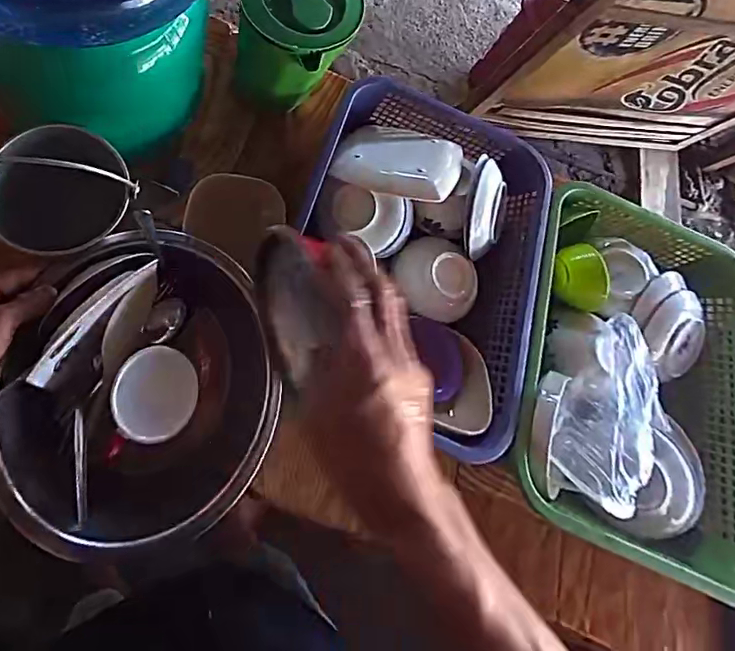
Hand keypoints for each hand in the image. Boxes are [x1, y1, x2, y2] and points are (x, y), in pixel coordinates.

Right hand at [301, 237, 445, 541]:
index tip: (325, 245)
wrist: (405, 492)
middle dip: (362, 259)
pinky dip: (383, 306)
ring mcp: (410, 360)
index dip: (339, 266)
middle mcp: (392, 351)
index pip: (352, 296)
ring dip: (376, 278)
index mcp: (362, 359)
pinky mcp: (420, 373)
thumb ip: (315, 370)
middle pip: (382, 290)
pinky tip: (369, 311)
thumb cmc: (352, 461)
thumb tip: (315, 341)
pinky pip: (401, 326)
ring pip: (397, 305)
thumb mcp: (317, 414)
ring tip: (356, 264)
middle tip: (343, 241)